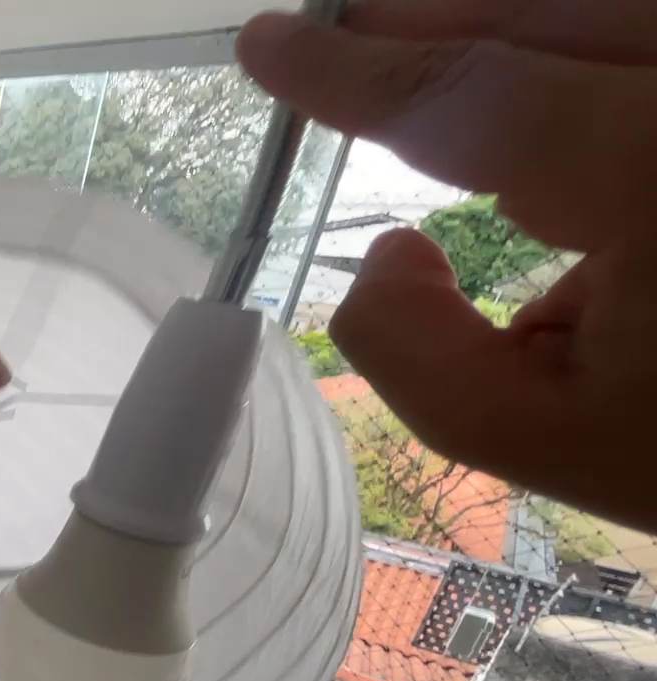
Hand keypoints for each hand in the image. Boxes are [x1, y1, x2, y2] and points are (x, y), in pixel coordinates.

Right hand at [237, 1, 656, 531]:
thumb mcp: (508, 430)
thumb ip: (402, 344)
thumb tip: (388, 250)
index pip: (472, 94)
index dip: (352, 71)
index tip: (268, 44)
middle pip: (557, 13)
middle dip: (427, 13)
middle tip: (330, 23)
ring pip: (614, 9)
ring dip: (498, 17)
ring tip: (403, 31)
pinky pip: (645, 42)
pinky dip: (569, 39)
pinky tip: (512, 59)